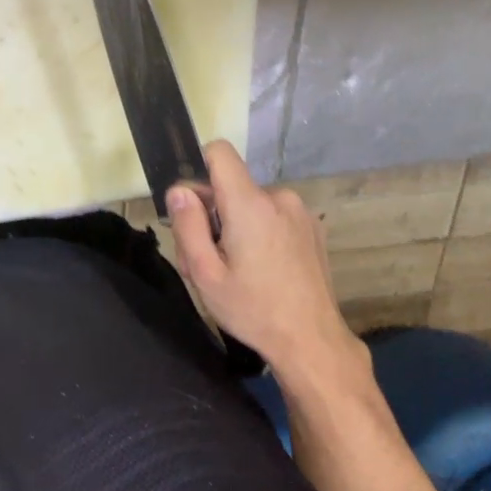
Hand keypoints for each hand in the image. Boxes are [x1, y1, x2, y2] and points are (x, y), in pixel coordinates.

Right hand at [166, 142, 365, 384]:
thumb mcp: (203, 273)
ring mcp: (300, 212)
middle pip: (231, 188)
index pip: (220, 154)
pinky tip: (259, 271)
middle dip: (211, 216)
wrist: (309, 336)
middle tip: (206, 261)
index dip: (197, 171)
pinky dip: (258, 235)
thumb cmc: (250, 308)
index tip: (189, 208)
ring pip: (251, 206)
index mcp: (250, 205)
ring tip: (233, 271)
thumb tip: (179, 190)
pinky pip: (272, 218)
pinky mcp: (311, 228)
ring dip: (234, 229)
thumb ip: (188, 226)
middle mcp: (279, 198)